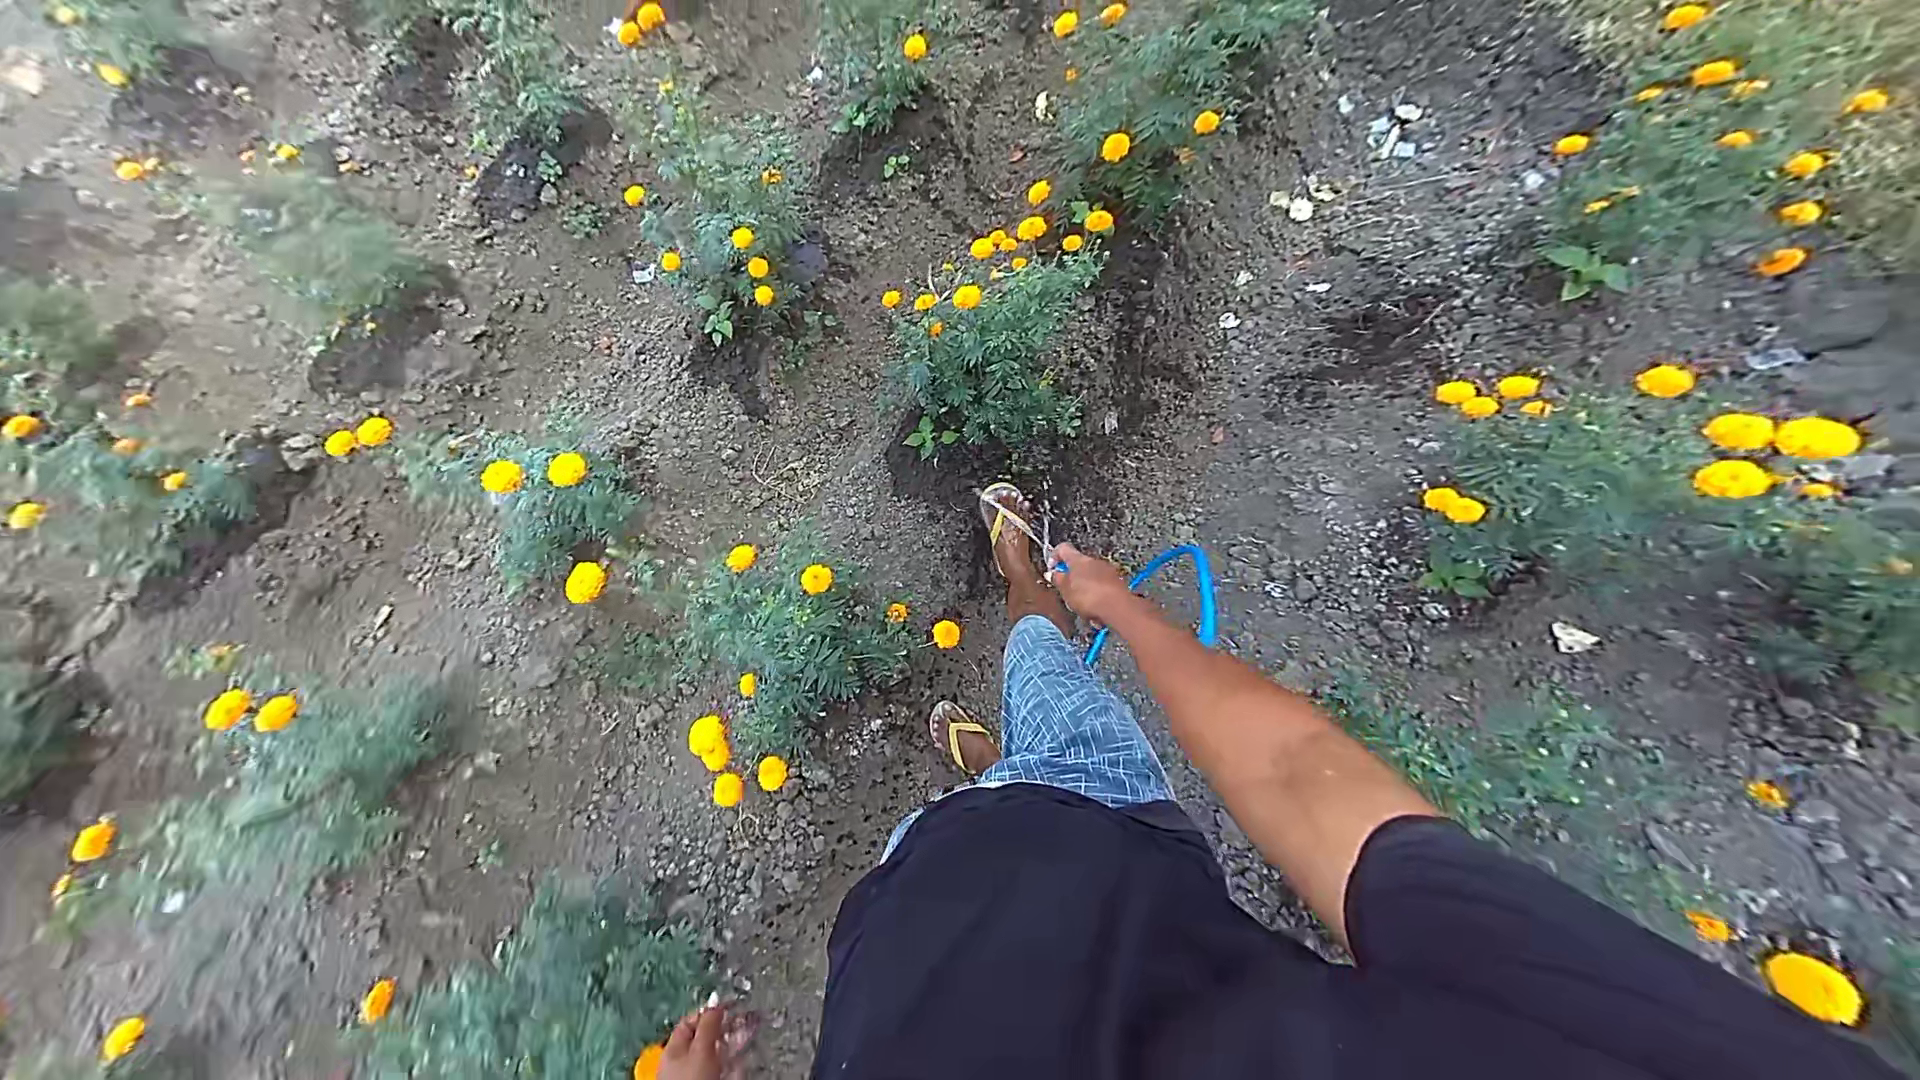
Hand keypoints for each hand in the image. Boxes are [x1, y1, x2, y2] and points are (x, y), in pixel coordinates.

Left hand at [657, 1004, 751, 1079]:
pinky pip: (725, 1071)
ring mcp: (697, 1078)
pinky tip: (743, 1063)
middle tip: (746, 1017)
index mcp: (674, 1051)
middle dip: (728, 1026)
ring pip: (719, 1054)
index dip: (710, 1010)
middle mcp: (683, 1064)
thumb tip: (716, 1002)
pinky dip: (735, 1064)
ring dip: (735, 1042)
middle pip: (707, 1037)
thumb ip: (708, 1023)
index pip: (691, 1021)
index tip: (730, 1003)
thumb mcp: (700, 1048)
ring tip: (750, 1035)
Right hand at [1046, 543, 1135, 623]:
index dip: (1054, 557)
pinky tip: (1095, 609)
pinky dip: (1097, 595)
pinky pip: (1102, 587)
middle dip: (1072, 577)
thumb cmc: (1088, 597)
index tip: (1052, 569)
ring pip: (1091, 577)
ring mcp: (1108, 571)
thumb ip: (1058, 579)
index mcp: (1078, 559)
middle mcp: (1094, 561)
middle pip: (1078, 564)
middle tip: (1067, 592)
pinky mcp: (1118, 583)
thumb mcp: (1065, 590)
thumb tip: (1055, 573)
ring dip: (1085, 588)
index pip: (1062, 548)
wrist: (1117, 607)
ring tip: (1082, 605)